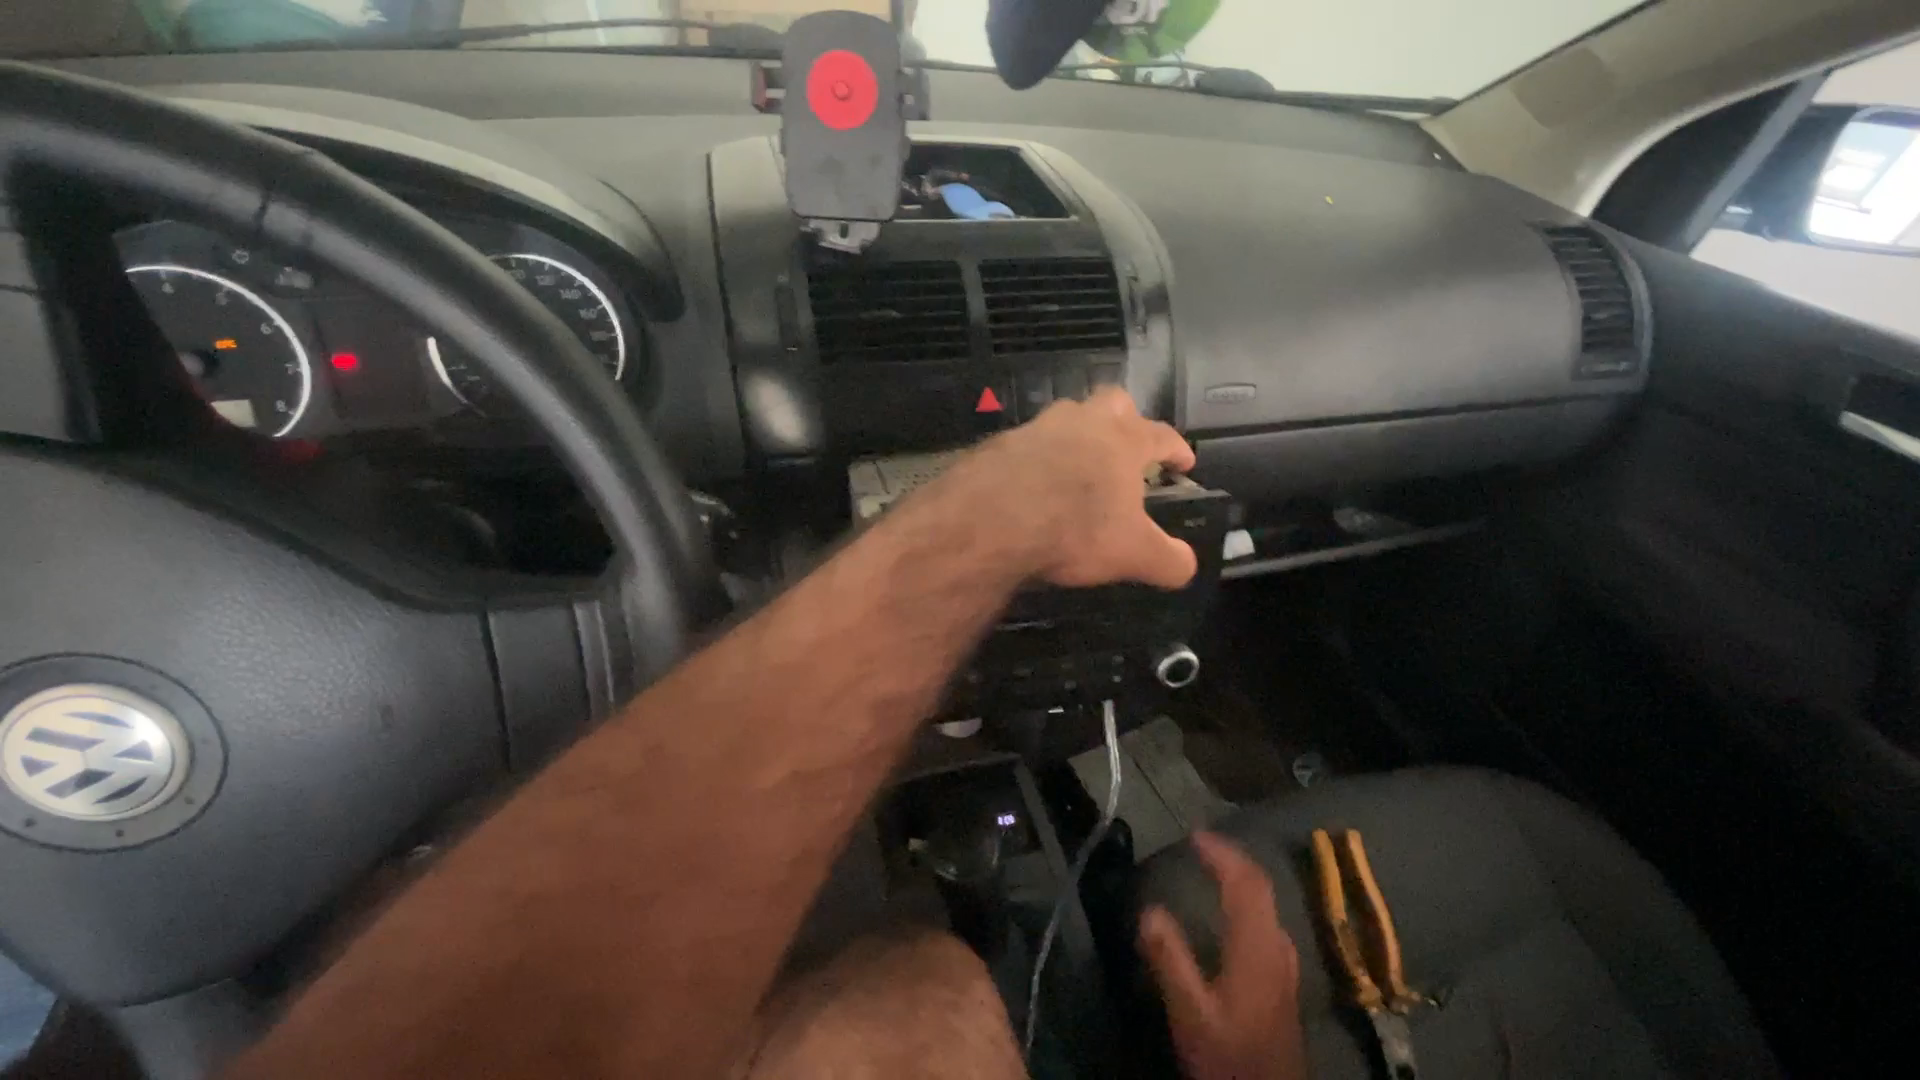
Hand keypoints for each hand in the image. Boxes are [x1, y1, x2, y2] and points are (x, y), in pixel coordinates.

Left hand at [954, 387, 1197, 588]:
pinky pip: (1025, 446)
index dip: (1176, 448)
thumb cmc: (1074, 529)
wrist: (989, 521)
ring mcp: (1035, 429)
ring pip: (1063, 419)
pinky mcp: (997, 446)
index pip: (1161, 434)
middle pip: (1111, 402)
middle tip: (1126, 448)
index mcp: (1122, 440)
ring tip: (1077, 469)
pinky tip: (1032, 487)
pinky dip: (1035, 462)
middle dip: (1125, 420)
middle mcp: (1081, 422)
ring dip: (1075, 438)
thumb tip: (1186, 566)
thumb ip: (1168, 560)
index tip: (1184, 462)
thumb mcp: (1134, 554)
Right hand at [1140, 833, 1307, 1079]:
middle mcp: (1278, 947)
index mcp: (1257, 947)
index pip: (1245, 883)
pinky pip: (1266, 919)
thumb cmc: (1229, 1056)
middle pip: (1261, 887)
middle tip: (1202, 844)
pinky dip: (1246, 899)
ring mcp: (1285, 964)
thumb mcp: (1190, 1012)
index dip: (1222, 853)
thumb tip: (1149, 909)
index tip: (1195, 835)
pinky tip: (1231, 911)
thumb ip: (1170, 960)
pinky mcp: (1283, 979)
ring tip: (1214, 867)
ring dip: (1241, 878)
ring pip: (1267, 904)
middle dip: (1233, 859)